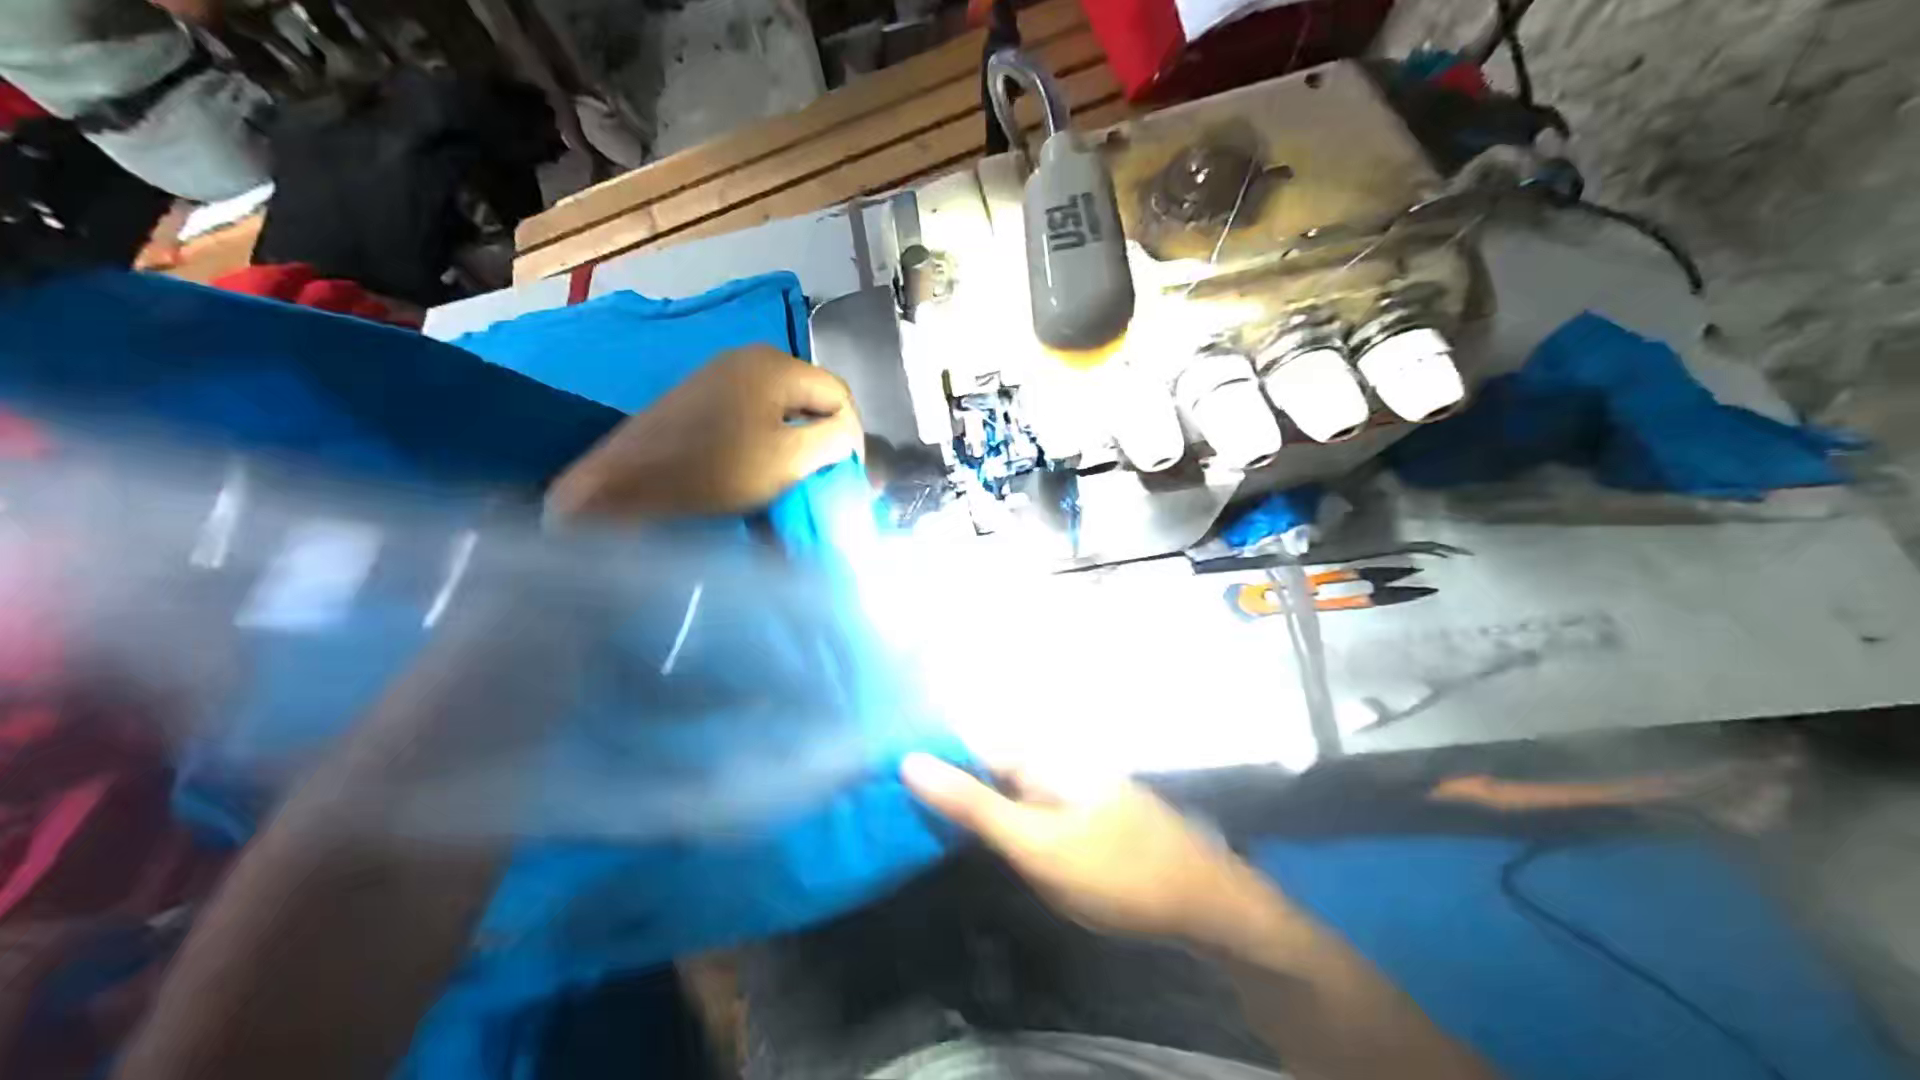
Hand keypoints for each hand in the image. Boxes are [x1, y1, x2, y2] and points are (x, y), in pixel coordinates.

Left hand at [546, 347, 862, 520]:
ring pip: (784, 408)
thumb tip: (848, 435)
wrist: (624, 484)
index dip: (851, 437)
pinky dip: (767, 440)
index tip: (842, 478)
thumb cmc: (715, 470)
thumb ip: (835, 440)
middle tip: (821, 480)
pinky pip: (755, 413)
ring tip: (792, 478)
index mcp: (777, 365)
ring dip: (796, 443)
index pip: (840, 394)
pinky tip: (759, 467)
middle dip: (823, 440)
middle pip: (812, 398)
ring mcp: (722, 373)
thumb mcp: (789, 459)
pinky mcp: (702, 395)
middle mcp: (752, 358)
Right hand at [900, 753, 1275, 942]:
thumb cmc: (1114, 870)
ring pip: (997, 779)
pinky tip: (977, 832)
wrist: (1199, 900)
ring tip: (921, 815)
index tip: (880, 775)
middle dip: (940, 775)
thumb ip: (973, 803)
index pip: (961, 740)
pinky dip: (994, 811)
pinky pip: (1019, 798)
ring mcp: (1062, 780)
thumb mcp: (1036, 843)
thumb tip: (909, 760)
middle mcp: (1046, 755)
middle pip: (978, 757)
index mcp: (1035, 752)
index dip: (923, 755)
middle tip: (893, 802)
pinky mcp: (1072, 806)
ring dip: (965, 795)